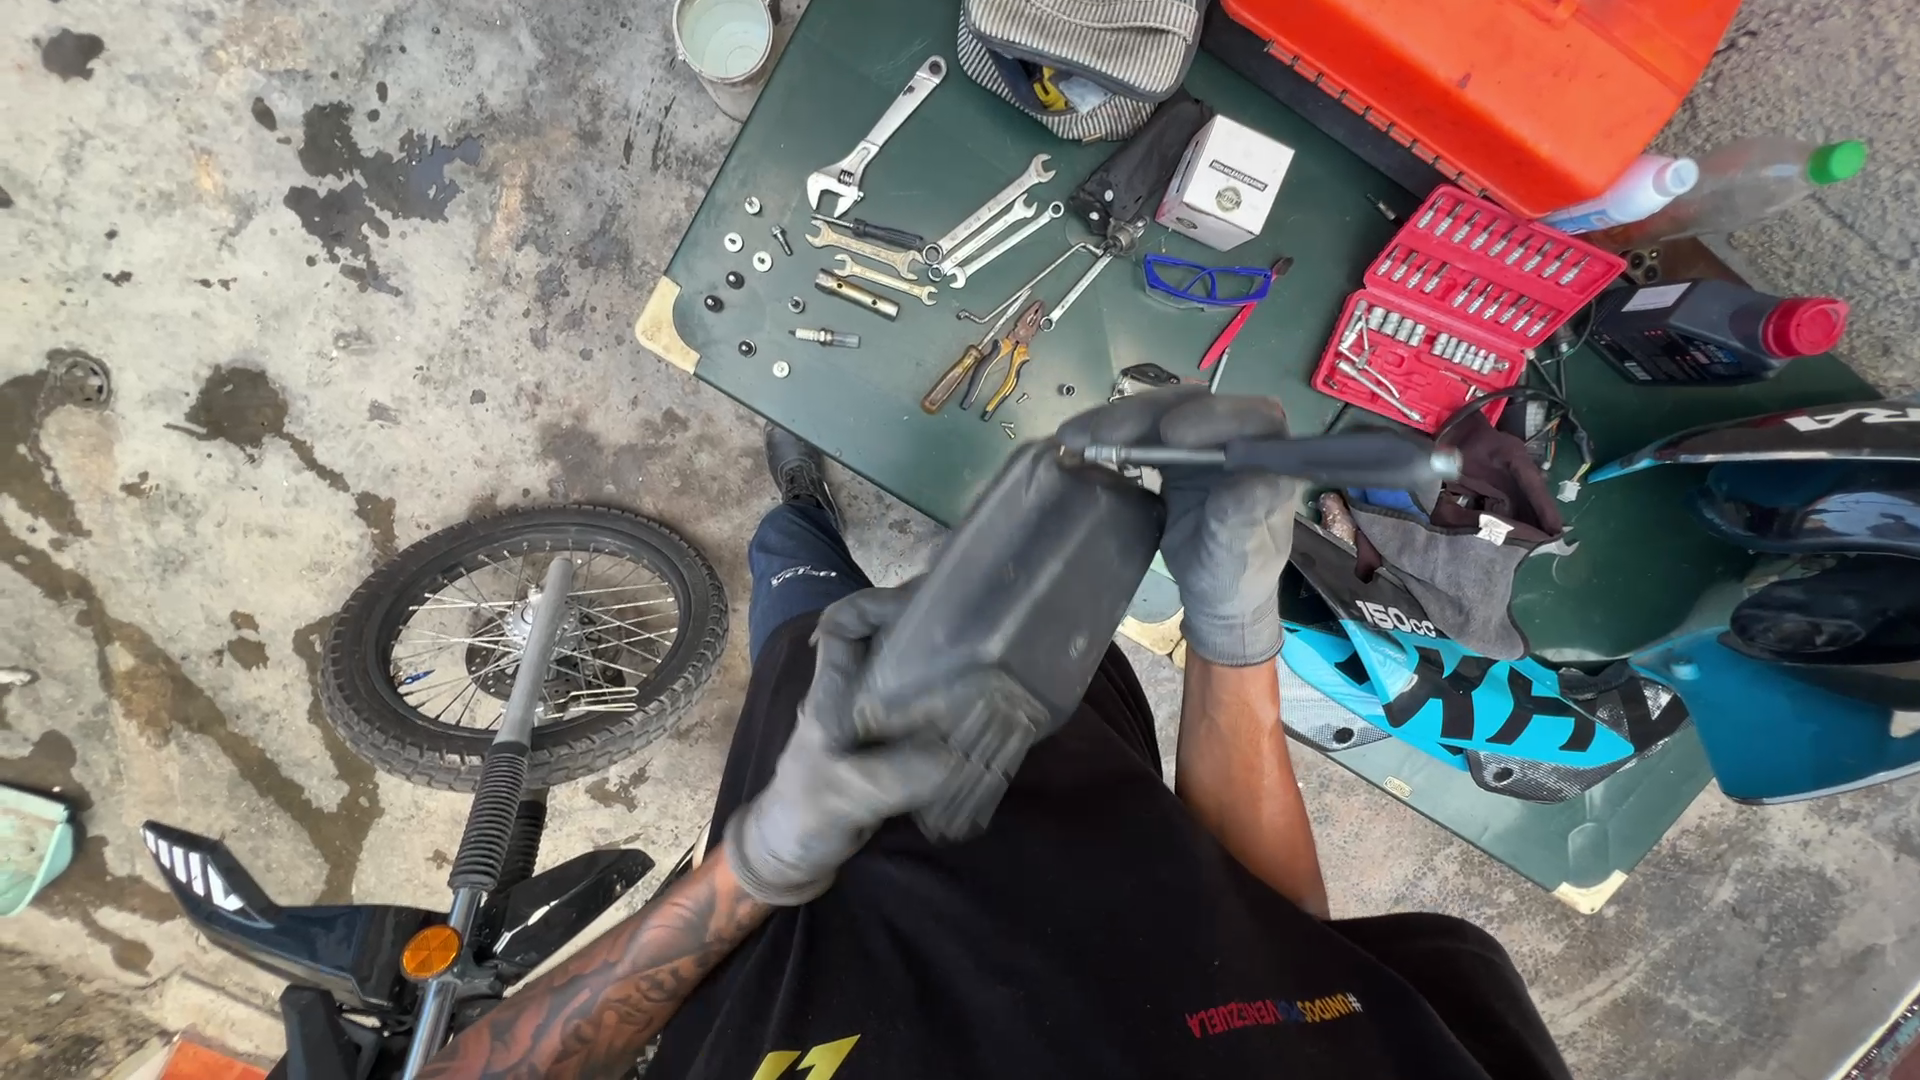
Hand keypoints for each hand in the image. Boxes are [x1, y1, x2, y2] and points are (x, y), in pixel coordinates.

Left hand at [725, 586, 956, 905]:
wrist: (792, 852)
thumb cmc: (804, 814)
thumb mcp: (846, 794)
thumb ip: (896, 775)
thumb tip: (957, 756)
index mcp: (835, 692)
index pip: (844, 629)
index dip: (869, 607)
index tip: (912, 605)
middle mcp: (856, 696)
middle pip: (887, 645)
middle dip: (925, 631)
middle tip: (974, 629)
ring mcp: (874, 721)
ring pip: (909, 678)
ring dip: (943, 670)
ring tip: (991, 663)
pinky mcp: (891, 747)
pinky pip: (923, 715)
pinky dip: (949, 710)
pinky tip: (982, 712)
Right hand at [1057, 389, 1299, 665]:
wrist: (1215, 593)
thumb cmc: (1237, 575)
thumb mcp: (1240, 553)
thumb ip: (1244, 516)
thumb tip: (1249, 479)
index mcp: (1269, 457)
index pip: (1251, 419)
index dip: (1212, 417)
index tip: (1171, 433)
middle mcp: (1236, 438)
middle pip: (1193, 405)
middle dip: (1144, 415)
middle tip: (1102, 435)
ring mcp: (1199, 441)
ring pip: (1159, 413)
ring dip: (1114, 421)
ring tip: (1074, 436)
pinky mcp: (1169, 451)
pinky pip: (1138, 432)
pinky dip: (1104, 435)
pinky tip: (1076, 441)